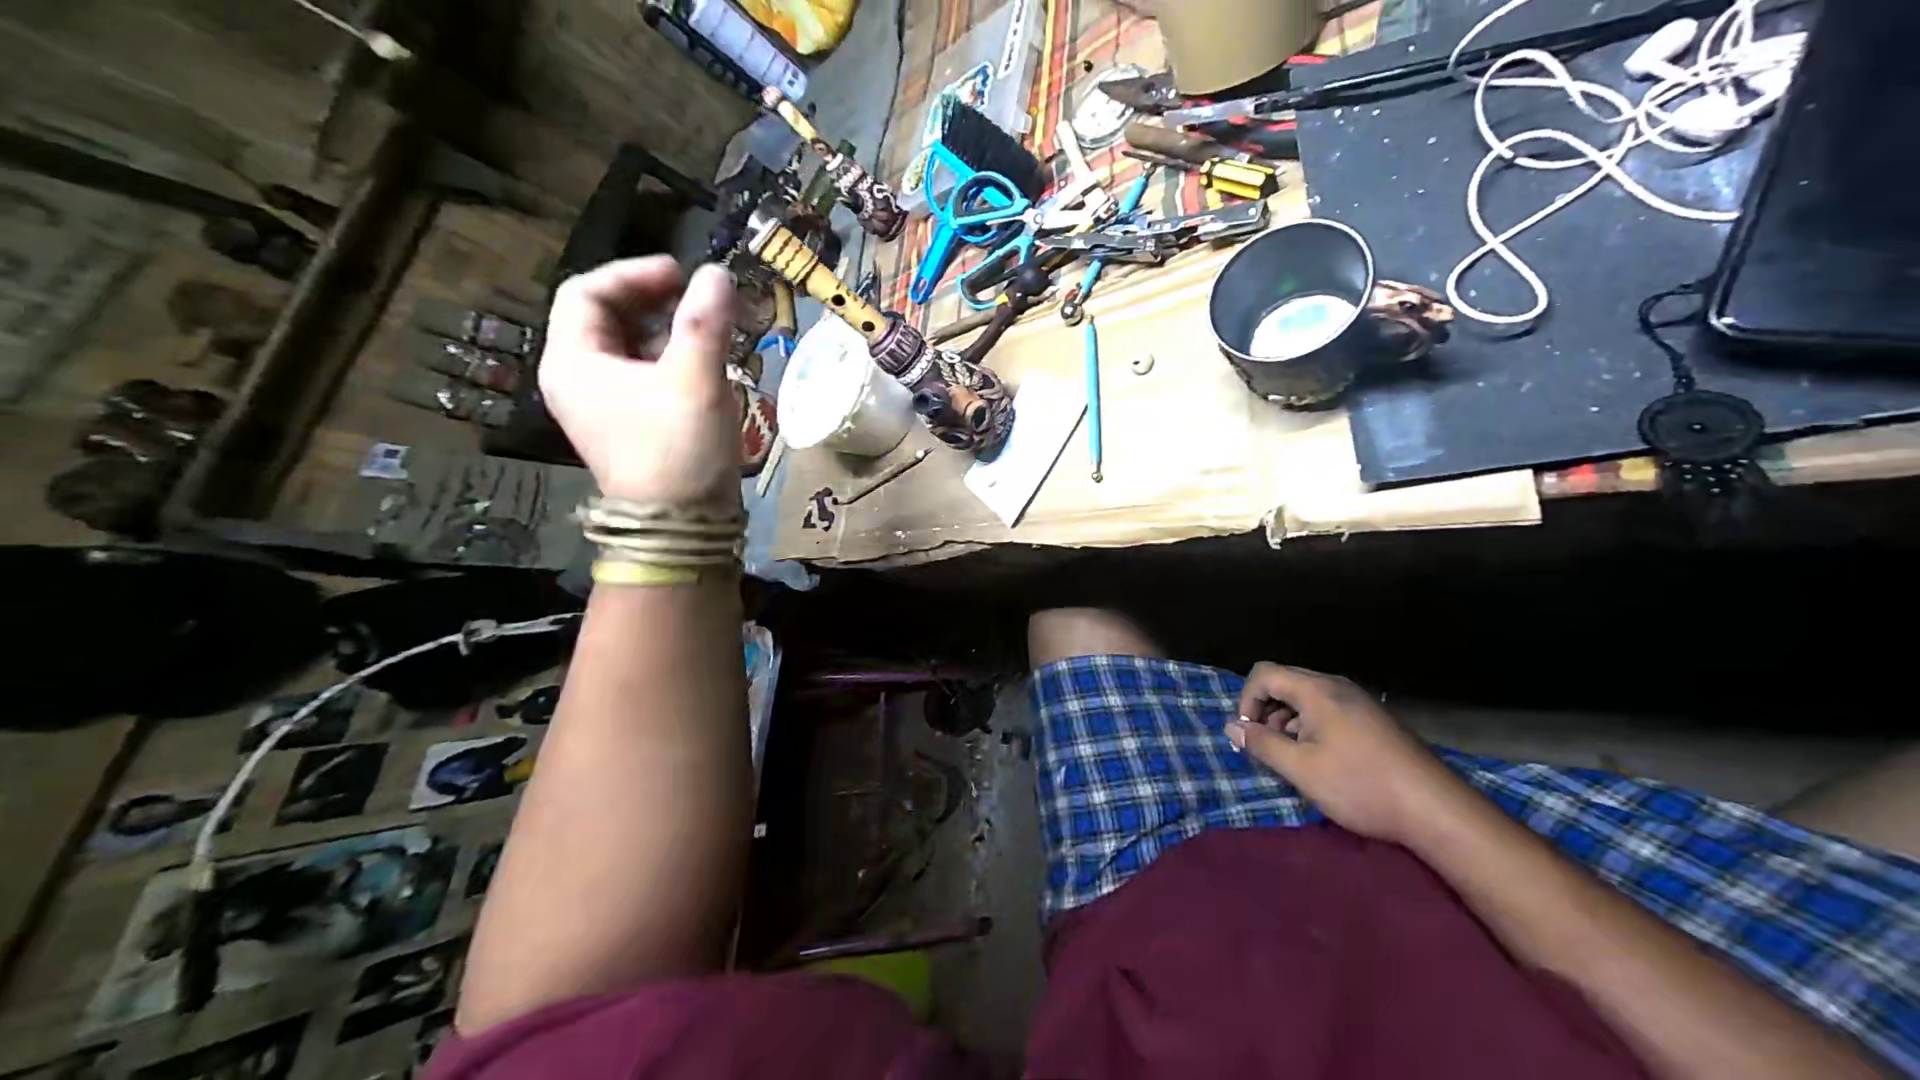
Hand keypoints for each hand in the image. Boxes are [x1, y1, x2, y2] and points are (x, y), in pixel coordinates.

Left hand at [540, 258, 740, 508]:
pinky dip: (671, 360)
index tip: (681, 274)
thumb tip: (719, 274)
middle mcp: (578, 379)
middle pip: (605, 318)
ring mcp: (603, 405)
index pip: (586, 292)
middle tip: (697, 298)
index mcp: (573, 362)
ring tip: (708, 329)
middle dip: (653, 301)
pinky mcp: (630, 424)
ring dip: (667, 330)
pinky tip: (705, 363)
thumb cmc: (677, 449)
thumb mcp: (694, 379)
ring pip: (629, 347)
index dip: (632, 274)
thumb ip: (706, 321)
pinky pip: (644, 375)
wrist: (682, 526)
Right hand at [1228, 663, 1465, 845]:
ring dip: (1287, 721)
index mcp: (1317, 690)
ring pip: (1306, 698)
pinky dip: (1311, 726)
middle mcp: (1337, 686)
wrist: (1436, 809)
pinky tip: (1321, 759)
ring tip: (1292, 757)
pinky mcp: (1373, 719)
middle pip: (1285, 682)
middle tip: (1266, 747)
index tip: (1248, 734)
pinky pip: (1328, 709)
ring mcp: (1359, 701)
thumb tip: (1232, 727)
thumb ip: (1261, 744)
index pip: (1264, 674)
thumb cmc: (1360, 785)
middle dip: (1266, 711)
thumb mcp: (1300, 769)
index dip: (1246, 699)